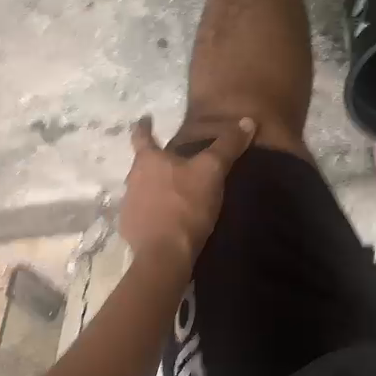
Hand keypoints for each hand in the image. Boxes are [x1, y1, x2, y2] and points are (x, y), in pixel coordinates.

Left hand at [118, 116, 254, 269]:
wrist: (165, 256)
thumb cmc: (185, 206)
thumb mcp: (212, 171)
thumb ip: (228, 146)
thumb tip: (247, 120)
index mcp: (148, 160)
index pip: (141, 136)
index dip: (143, 126)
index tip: (145, 119)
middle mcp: (132, 179)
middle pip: (143, 164)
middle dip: (156, 161)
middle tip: (174, 159)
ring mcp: (129, 207)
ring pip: (142, 189)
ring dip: (155, 187)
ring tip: (173, 190)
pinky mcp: (131, 232)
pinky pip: (143, 215)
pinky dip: (154, 213)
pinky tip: (167, 219)